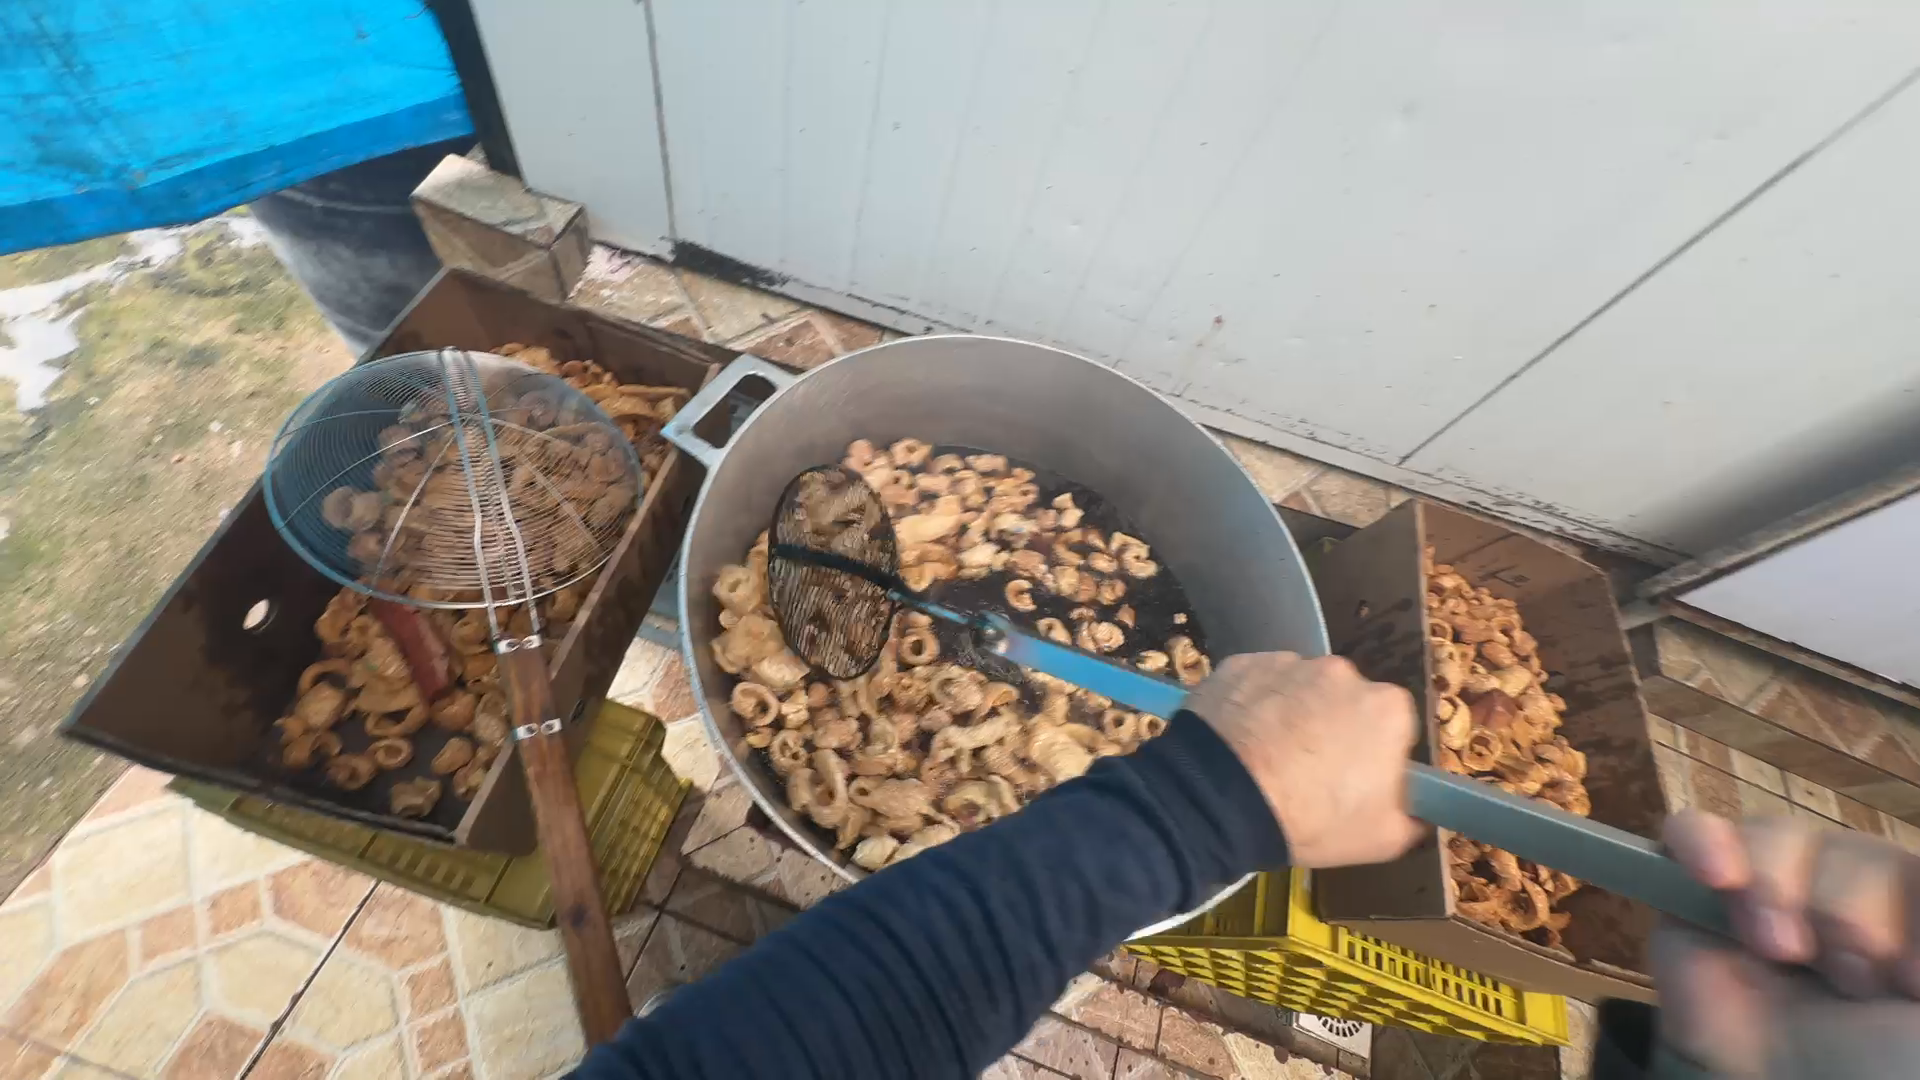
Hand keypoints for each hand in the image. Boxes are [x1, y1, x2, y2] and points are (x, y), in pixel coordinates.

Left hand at [1184, 652, 1423, 867]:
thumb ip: (1410, 811)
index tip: (1353, 774)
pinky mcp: (1238, 663)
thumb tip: (1413, 806)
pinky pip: (1255, 681)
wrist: (1220, 799)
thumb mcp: (1383, 837)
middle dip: (1330, 723)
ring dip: (1287, 709)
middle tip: (1304, 764)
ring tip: (1264, 750)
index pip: (1392, 723)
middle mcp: (1338, 671)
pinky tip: (1237, 733)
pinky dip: (1250, 700)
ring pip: (1296, 686)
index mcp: (1386, 706)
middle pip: (1342, 697)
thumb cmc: (1310, 818)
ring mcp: (1283, 662)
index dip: (1373, 750)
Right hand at [1656, 810, 1919, 1077]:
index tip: (1915, 981)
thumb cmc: (1893, 1069)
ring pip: (1776, 833)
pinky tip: (1713, 877)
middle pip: (1853, 848)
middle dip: (1848, 911)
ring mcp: (1767, 890)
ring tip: (1779, 952)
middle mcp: (1857, 902)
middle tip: (1852, 981)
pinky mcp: (1690, 888)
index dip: (1910, 903)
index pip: (1918, 865)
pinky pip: (1691, 828)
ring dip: (1777, 890)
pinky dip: (1702, 841)